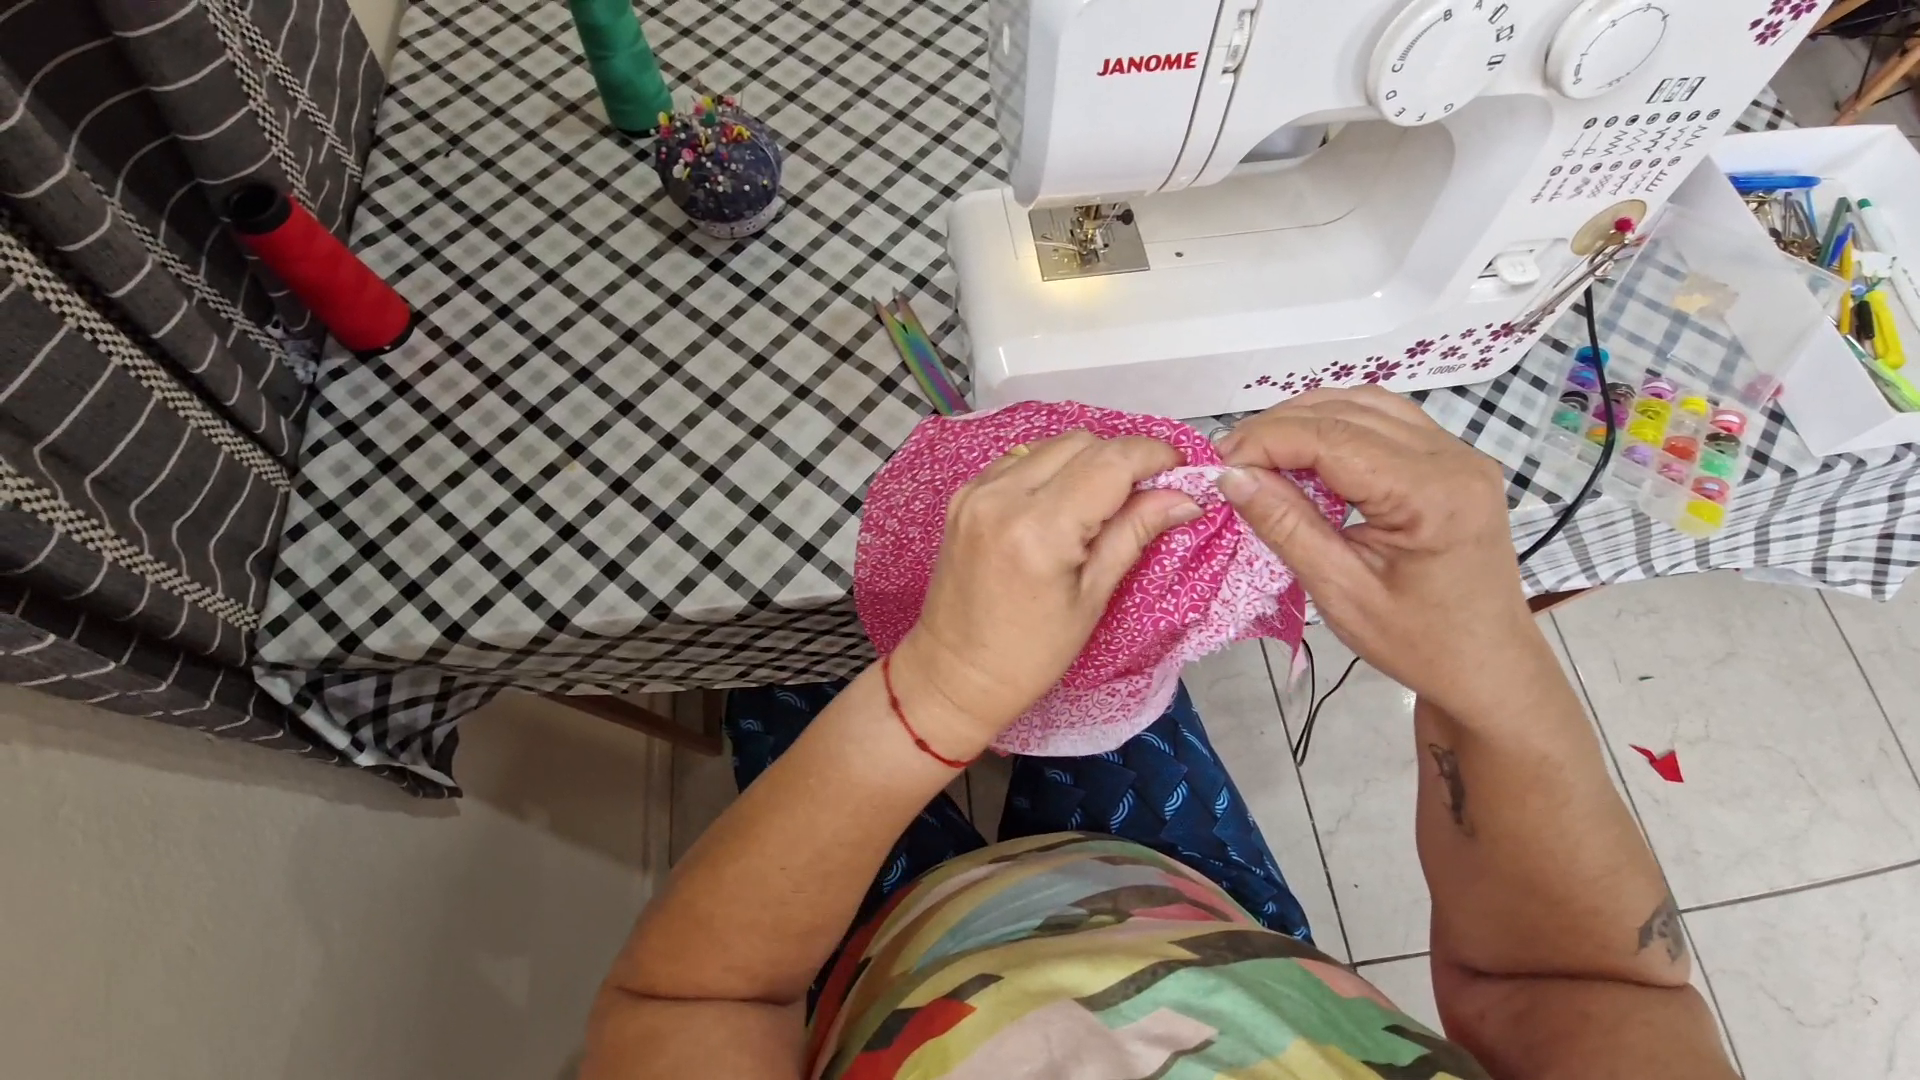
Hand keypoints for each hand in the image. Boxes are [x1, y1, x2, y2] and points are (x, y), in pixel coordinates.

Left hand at [892, 430, 1200, 752]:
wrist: (954, 673)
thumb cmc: (1029, 655)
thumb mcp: (1093, 598)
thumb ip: (1135, 533)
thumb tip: (1186, 497)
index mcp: (1038, 529)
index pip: (1111, 462)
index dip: (1155, 457)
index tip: (1181, 471)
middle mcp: (1002, 497)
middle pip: (1082, 443)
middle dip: (1123, 459)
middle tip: (1146, 494)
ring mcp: (976, 491)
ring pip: (1051, 445)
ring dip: (1087, 460)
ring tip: (1105, 502)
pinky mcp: (964, 496)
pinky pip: (1020, 459)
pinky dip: (1050, 468)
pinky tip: (1062, 502)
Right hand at [1213, 387, 1545, 716]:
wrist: (1488, 665)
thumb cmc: (1416, 643)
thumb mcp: (1339, 591)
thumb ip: (1285, 525)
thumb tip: (1230, 477)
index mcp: (1430, 494)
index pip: (1331, 438)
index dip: (1265, 440)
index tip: (1216, 464)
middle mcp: (1453, 458)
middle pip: (1347, 410)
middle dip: (1277, 427)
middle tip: (1227, 461)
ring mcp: (1458, 454)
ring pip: (1365, 404)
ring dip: (1304, 420)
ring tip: (1257, 454)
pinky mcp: (1452, 461)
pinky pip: (1384, 420)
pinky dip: (1333, 426)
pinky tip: (1302, 454)